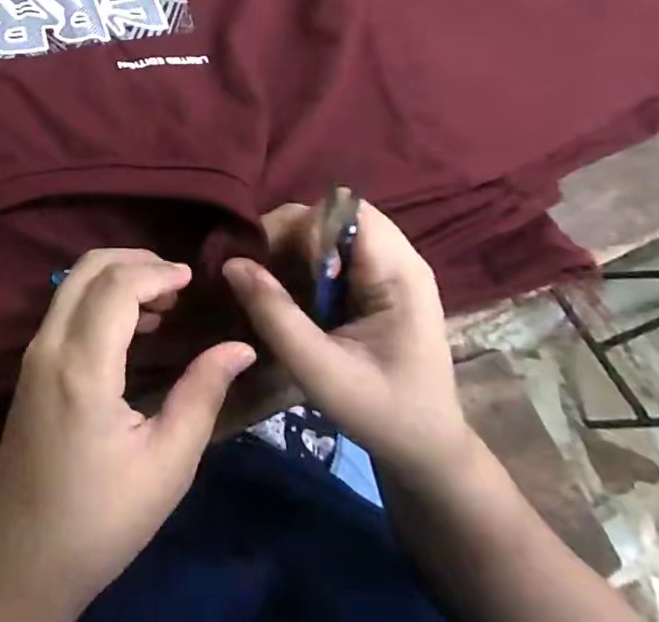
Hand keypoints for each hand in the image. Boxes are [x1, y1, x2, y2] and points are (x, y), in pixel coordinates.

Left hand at [0, 249, 256, 621]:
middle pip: (87, 269)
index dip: (158, 271)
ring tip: (164, 303)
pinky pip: (65, 310)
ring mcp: (32, 356)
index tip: (194, 279)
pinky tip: (133, 327)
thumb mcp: (167, 464)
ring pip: (71, 284)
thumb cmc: (102, 518)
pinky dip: (99, 298)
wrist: (24, 561)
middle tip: (179, 281)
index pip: (117, 286)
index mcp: (82, 368)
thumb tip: (240, 347)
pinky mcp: (29, 369)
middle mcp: (49, 347)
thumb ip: (203, 394)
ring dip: (117, 278)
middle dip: (136, 261)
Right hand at [223, 201, 472, 475]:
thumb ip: (276, 315)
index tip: (267, 263)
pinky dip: (305, 263)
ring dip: (294, 249)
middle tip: (258, 274)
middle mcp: (398, 257)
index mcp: (398, 273)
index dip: (300, 227)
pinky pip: (335, 251)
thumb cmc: (381, 413)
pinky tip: (291, 295)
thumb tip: (231, 263)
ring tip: (270, 285)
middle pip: (335, 213)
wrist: (427, 448)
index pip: (344, 211)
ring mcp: (390, 268)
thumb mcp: (321, 371)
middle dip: (290, 235)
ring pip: (331, 229)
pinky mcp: (378, 282)